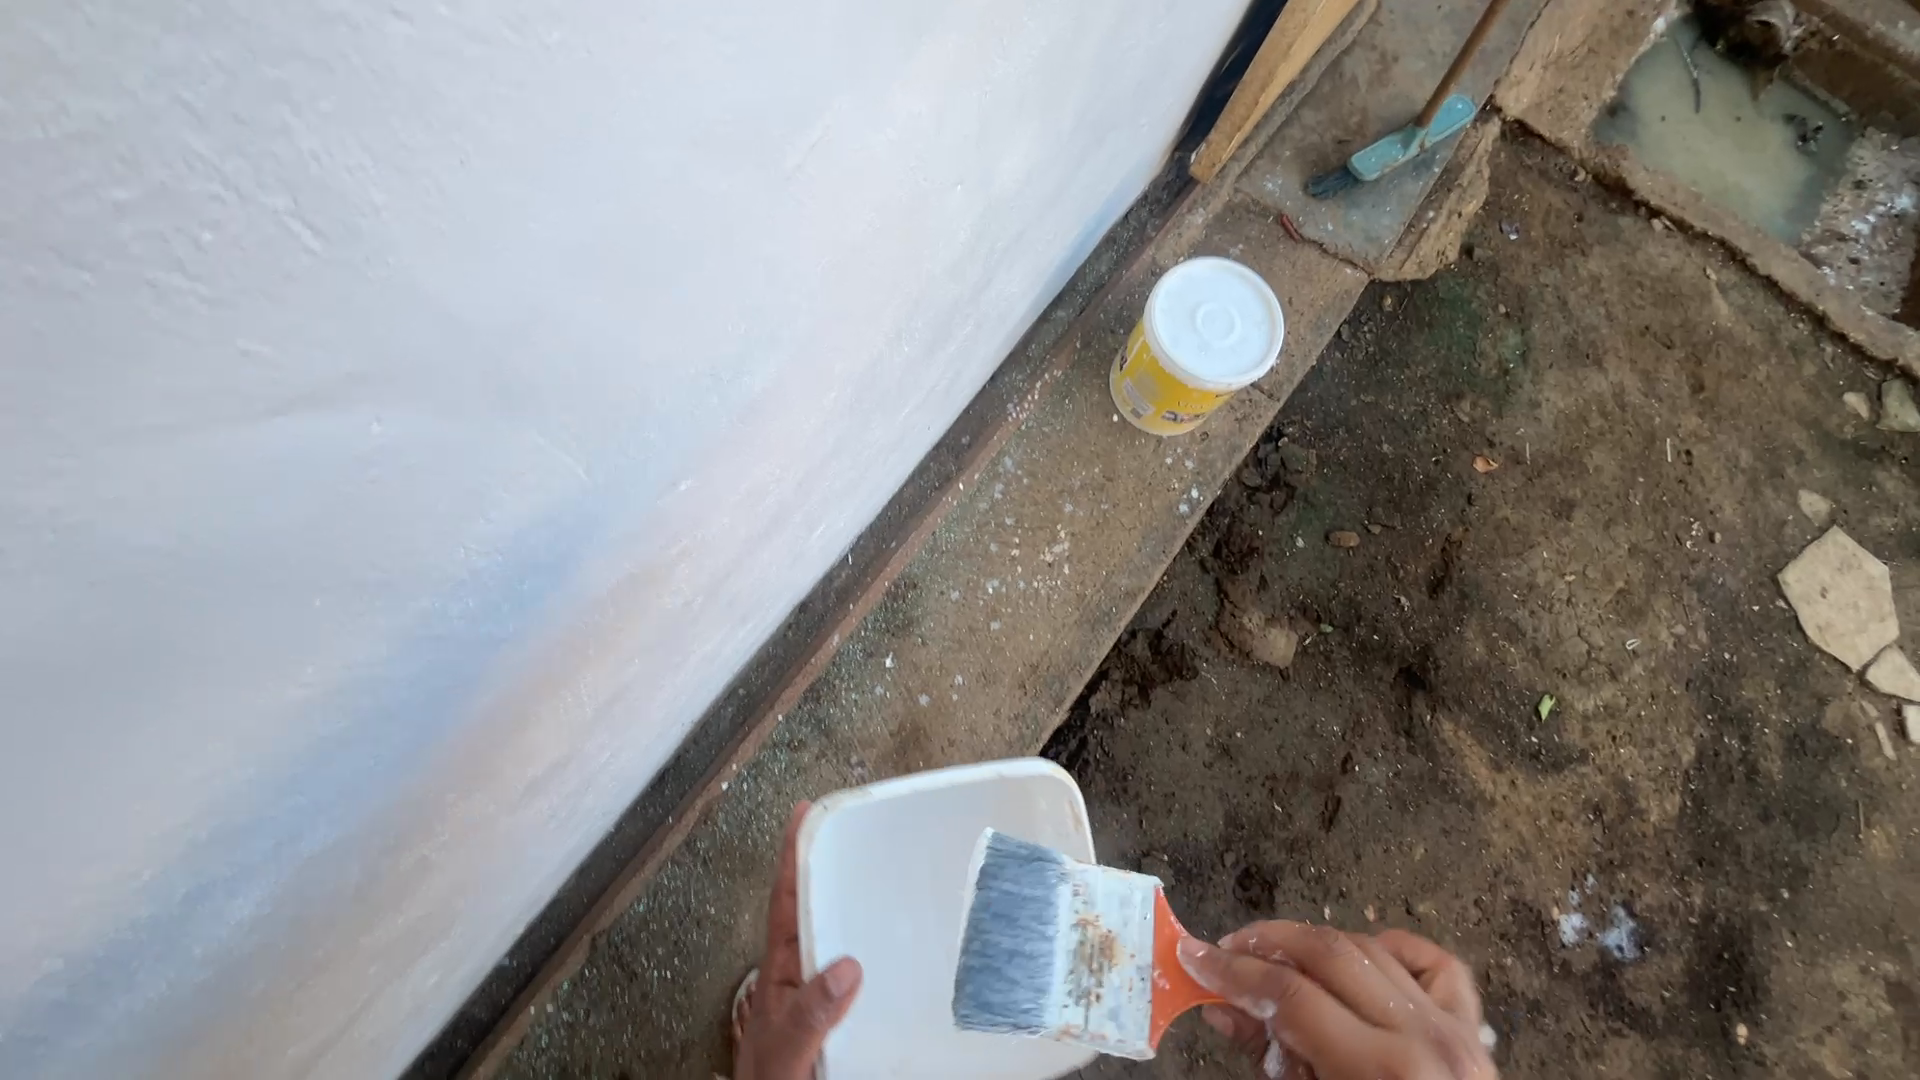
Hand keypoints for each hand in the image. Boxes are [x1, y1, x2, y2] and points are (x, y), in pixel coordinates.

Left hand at [733, 803, 863, 1079]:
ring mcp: (819, 991)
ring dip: (854, 900)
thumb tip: (848, 966)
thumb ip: (810, 1014)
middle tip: (853, 826)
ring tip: (882, 869)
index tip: (804, 811)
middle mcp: (800, 973)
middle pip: (814, 906)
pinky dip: (876, 944)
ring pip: (839, 933)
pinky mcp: (842, 1014)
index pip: (786, 900)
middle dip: (828, 864)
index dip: (793, 854)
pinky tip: (898, 942)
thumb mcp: (786, 1053)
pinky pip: (861, 967)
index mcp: (781, 970)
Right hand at [1177, 921, 1493, 1079]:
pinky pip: (1433, 964)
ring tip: (1271, 956)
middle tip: (1224, 951)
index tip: (1192, 955)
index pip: (1289, 993)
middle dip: (1264, 942)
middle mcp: (1424, 1038)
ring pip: (1367, 947)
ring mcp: (1455, 1030)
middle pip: (1325, 954)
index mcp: (1383, 1071)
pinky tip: (1356, 959)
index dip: (1232, 971)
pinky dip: (1391, 948)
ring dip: (1310, 943)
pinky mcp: (1472, 1029)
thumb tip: (1218, 1006)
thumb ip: (1266, 1056)